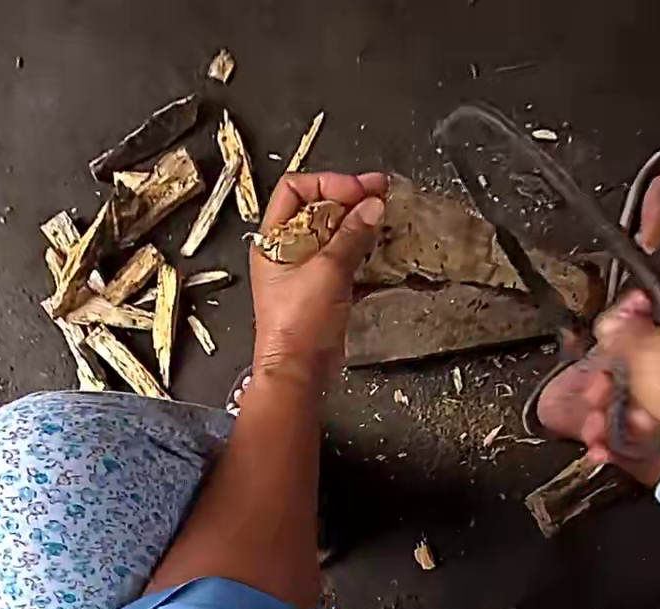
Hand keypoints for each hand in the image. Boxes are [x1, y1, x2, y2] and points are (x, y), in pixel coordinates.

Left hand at [249, 171, 388, 388]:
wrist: (297, 373)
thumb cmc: (299, 325)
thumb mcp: (327, 271)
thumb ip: (352, 234)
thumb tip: (373, 205)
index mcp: (273, 241)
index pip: (296, 190)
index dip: (329, 184)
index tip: (361, 191)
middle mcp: (286, 253)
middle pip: (318, 209)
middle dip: (350, 201)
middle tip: (382, 198)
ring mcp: (304, 274)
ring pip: (333, 236)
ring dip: (360, 227)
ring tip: (386, 221)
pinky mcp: (322, 293)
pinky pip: (343, 263)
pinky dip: (362, 254)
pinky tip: (382, 250)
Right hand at [578, 263, 659, 469]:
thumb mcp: (643, 349)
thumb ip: (621, 333)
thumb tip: (613, 325)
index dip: (633, 299)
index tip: (613, 322)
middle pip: (650, 339)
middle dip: (619, 365)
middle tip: (606, 378)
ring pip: (652, 379)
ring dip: (625, 400)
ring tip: (613, 415)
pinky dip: (644, 421)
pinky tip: (634, 430)